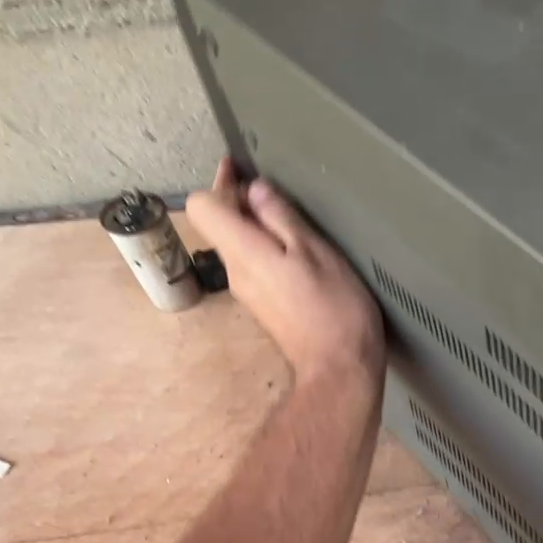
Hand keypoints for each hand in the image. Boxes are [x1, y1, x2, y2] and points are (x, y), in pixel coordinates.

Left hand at [187, 158, 383, 386]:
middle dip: (240, 202)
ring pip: (238, 246)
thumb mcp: (317, 253)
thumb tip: (258, 192)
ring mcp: (248, 292)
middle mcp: (235, 272)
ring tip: (291, 221)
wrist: (339, 370)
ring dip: (257, 227)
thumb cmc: (335, 310)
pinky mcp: (264, 307)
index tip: (242, 172)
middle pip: (220, 225)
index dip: (221, 184)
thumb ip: (283, 219)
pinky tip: (298, 254)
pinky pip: (254, 265)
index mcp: (244, 252)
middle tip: (270, 189)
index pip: (203, 207)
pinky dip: (268, 250)